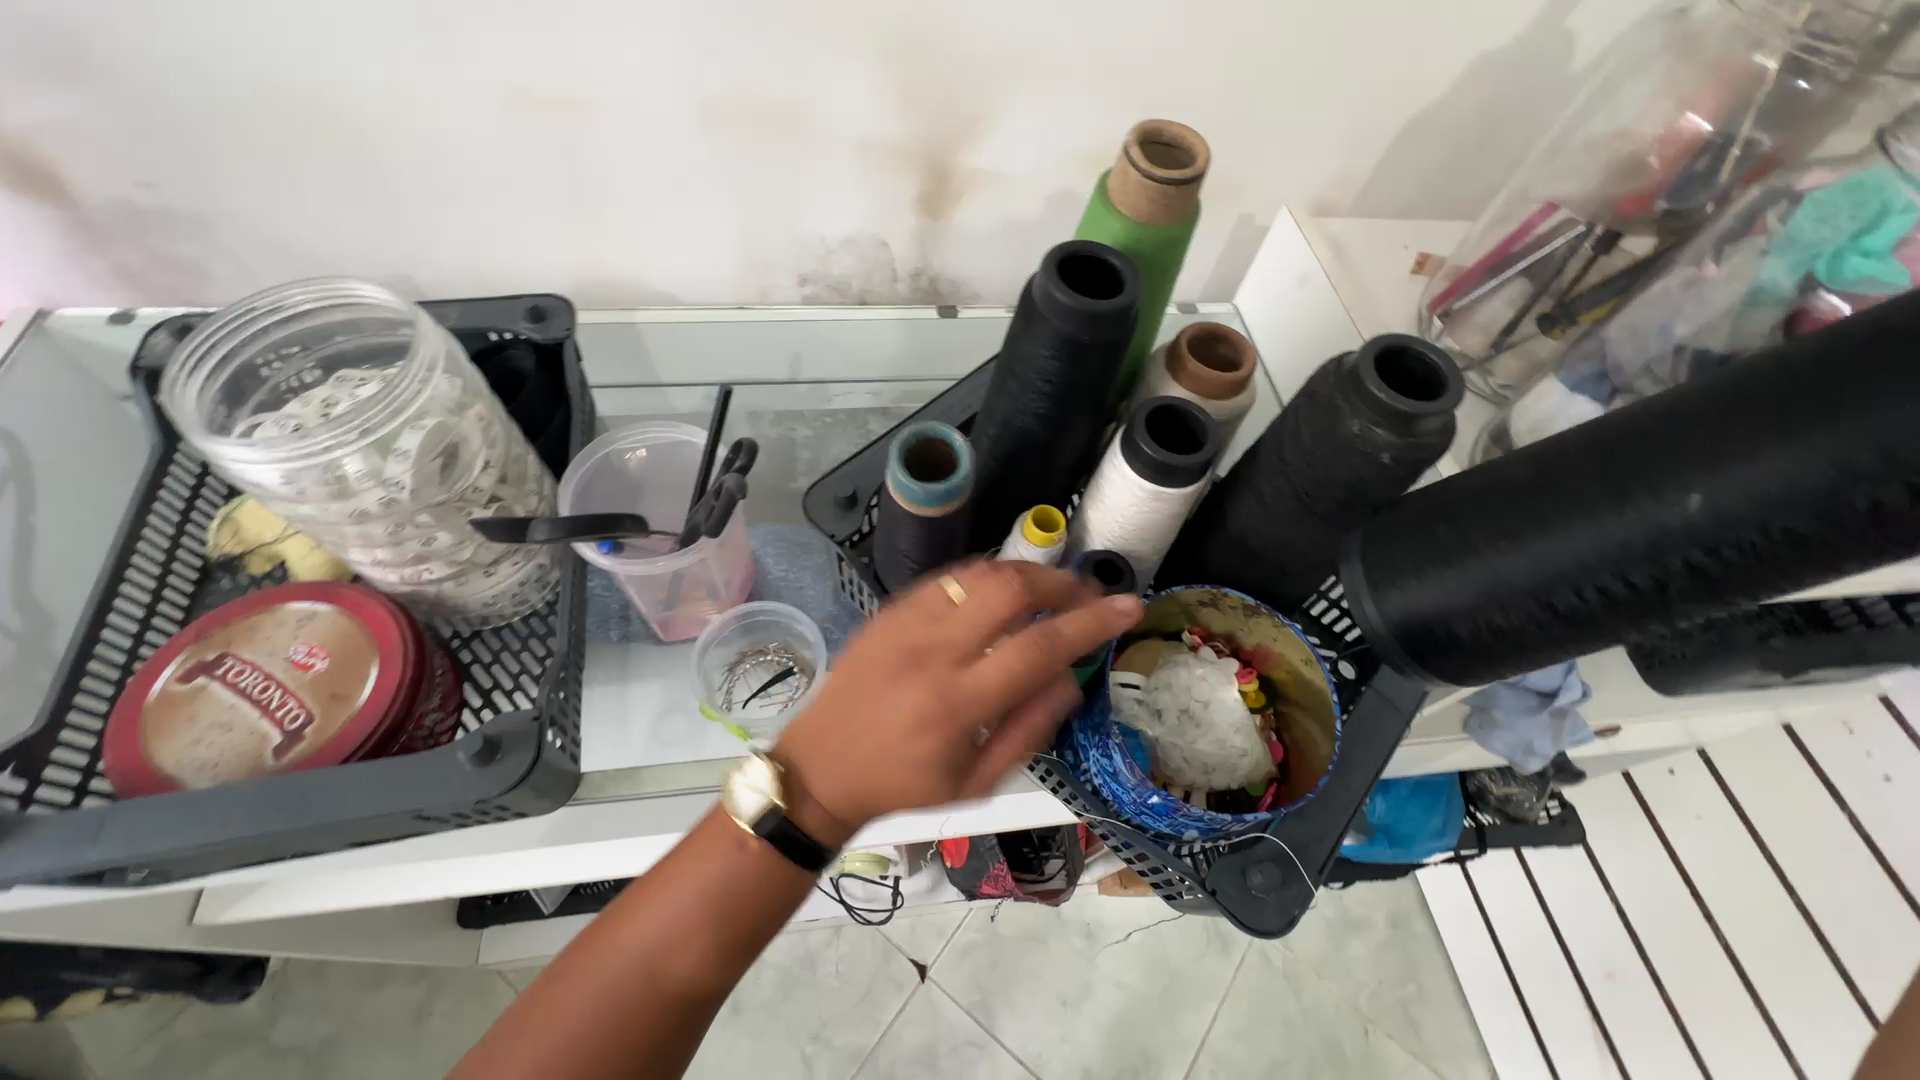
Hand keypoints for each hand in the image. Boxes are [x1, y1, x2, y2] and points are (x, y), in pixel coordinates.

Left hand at [773, 560, 1142, 842]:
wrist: (820, 768)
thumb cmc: (903, 786)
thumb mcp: (975, 783)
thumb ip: (1028, 730)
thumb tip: (1073, 681)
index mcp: (958, 705)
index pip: (1040, 647)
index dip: (1092, 623)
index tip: (1127, 607)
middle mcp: (932, 653)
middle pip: (1010, 590)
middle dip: (1061, 583)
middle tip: (1087, 594)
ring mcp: (905, 625)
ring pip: (979, 573)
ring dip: (1026, 573)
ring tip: (1052, 589)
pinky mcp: (888, 612)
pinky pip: (947, 577)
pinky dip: (986, 575)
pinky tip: (1004, 589)